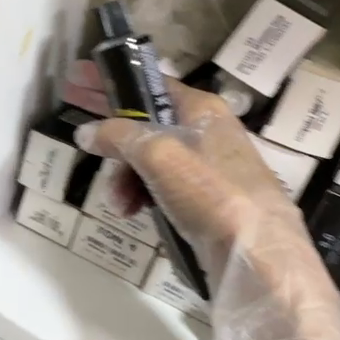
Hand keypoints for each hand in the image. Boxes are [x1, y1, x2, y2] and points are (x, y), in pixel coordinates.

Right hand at [77, 81, 339, 339]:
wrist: (259, 255)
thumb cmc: (211, 193)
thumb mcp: (158, 155)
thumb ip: (117, 137)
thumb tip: (85, 133)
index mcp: (202, 110)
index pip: (150, 83)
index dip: (114, 83)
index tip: (79, 83)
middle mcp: (209, 133)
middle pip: (146, 126)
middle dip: (114, 144)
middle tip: (86, 151)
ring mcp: (210, 169)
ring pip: (151, 163)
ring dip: (126, 179)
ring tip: (118, 205)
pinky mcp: (210, 203)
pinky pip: (164, 190)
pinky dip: (144, 198)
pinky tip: (136, 216)